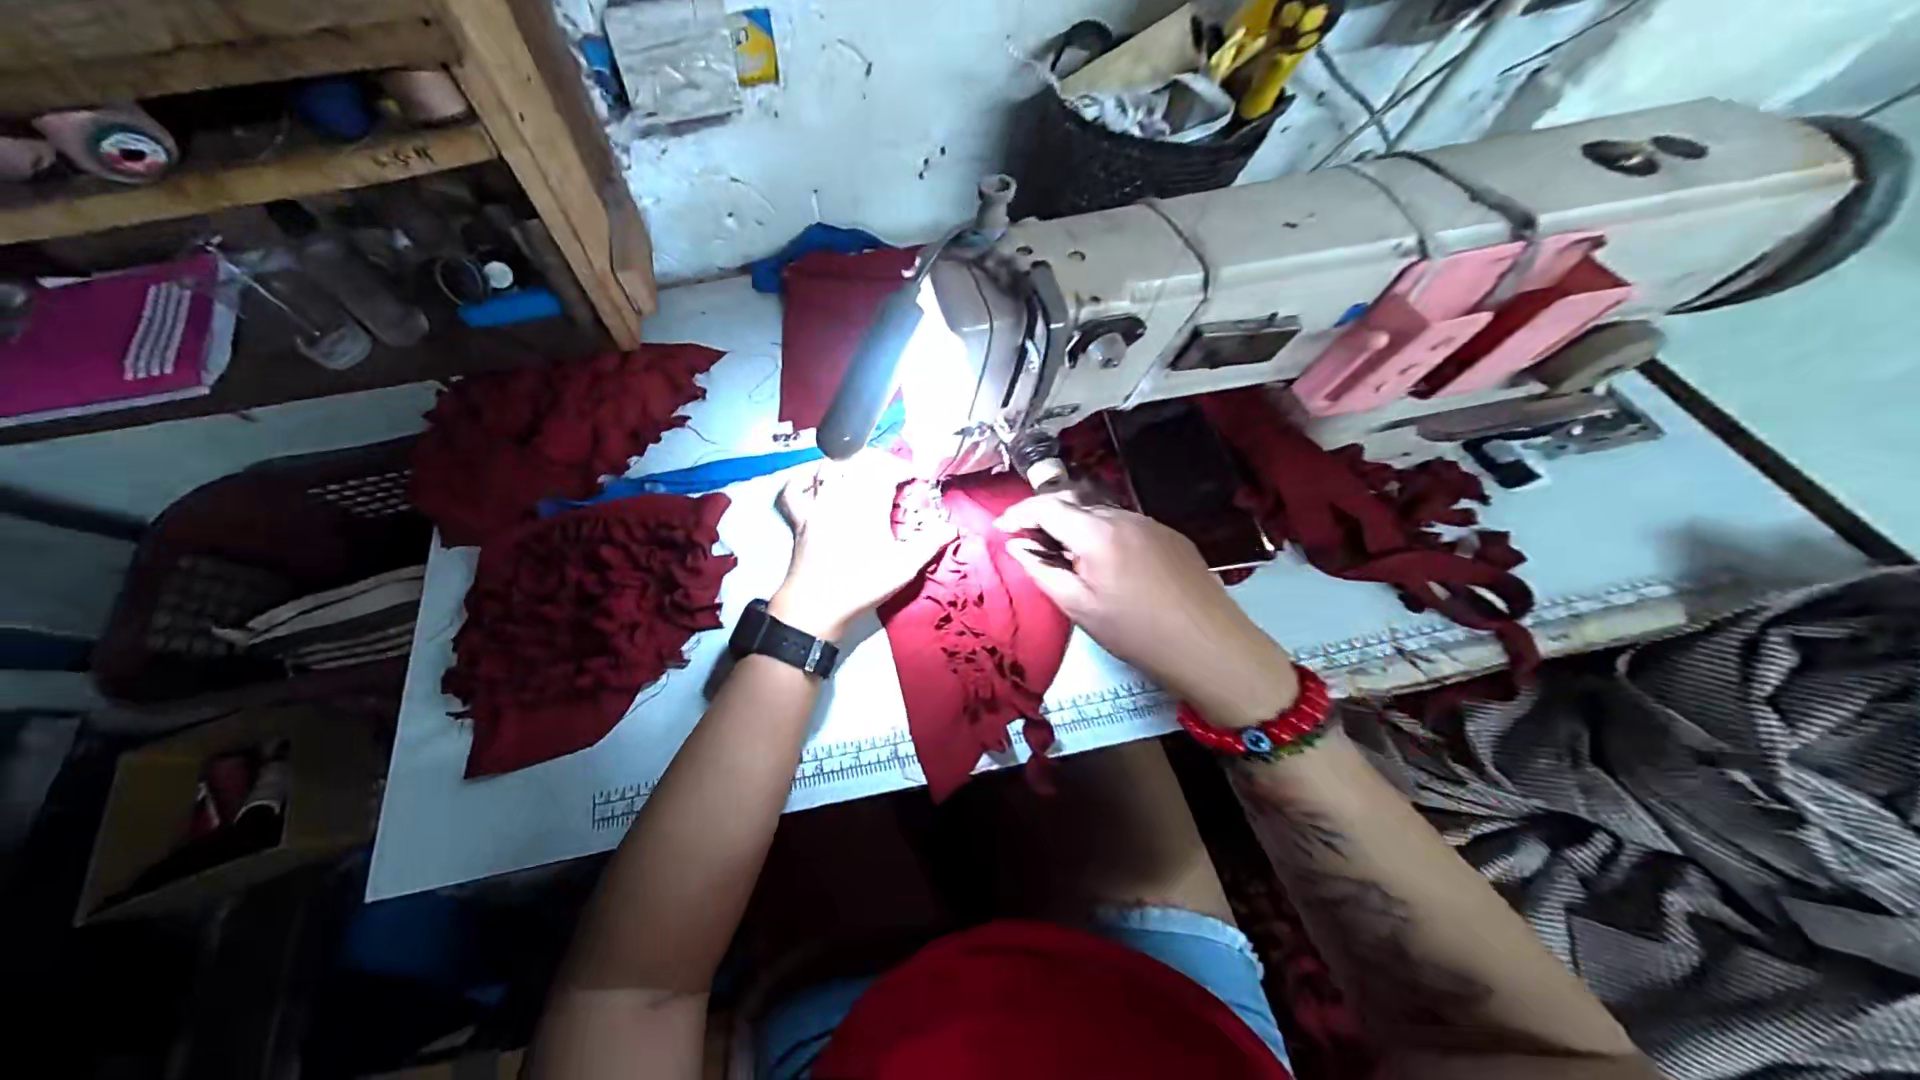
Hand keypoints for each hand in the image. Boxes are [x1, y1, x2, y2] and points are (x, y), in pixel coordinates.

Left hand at [770, 451, 955, 640]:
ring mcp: (816, 505)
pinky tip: (813, 485)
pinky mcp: (799, 519)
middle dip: (879, 461)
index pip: (887, 470)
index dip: (904, 468)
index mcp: (868, 503)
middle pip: (858, 461)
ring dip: (847, 464)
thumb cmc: (863, 585)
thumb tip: (951, 528)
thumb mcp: (905, 567)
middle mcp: (841, 495)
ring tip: (861, 474)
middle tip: (893, 473)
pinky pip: (794, 491)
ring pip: (828, 468)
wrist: (816, 605)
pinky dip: (803, 482)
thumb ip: (929, 543)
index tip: (916, 478)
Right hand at [996, 494, 1297, 728]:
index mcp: (1097, 532)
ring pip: (1101, 513)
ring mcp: (1151, 523)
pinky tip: (1107, 565)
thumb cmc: (1136, 632)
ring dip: (1075, 526)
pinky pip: (1125, 525)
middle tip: (1029, 542)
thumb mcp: (1079, 607)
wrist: (1210, 645)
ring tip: (1067, 557)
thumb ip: (1042, 571)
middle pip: (1074, 502)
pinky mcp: (1171, 535)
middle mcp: (1124, 516)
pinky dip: (1103, 534)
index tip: (1002, 530)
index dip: (1018, 513)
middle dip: (1045, 516)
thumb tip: (1017, 546)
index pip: (1047, 505)